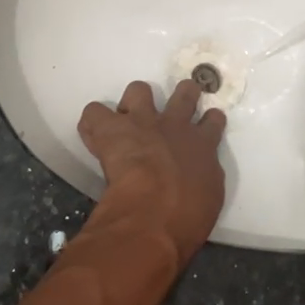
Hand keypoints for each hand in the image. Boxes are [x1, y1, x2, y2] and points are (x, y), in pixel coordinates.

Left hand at [76, 80, 226, 263]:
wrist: (156, 209)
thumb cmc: (189, 214)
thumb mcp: (209, 196)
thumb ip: (203, 179)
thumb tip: (195, 177)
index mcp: (202, 145)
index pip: (212, 122)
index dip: (208, 121)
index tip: (204, 125)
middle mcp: (174, 125)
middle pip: (183, 94)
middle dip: (181, 94)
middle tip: (173, 105)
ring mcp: (142, 121)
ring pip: (139, 90)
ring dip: (133, 102)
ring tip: (127, 118)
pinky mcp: (111, 128)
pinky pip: (94, 112)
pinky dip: (92, 123)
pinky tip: (93, 135)